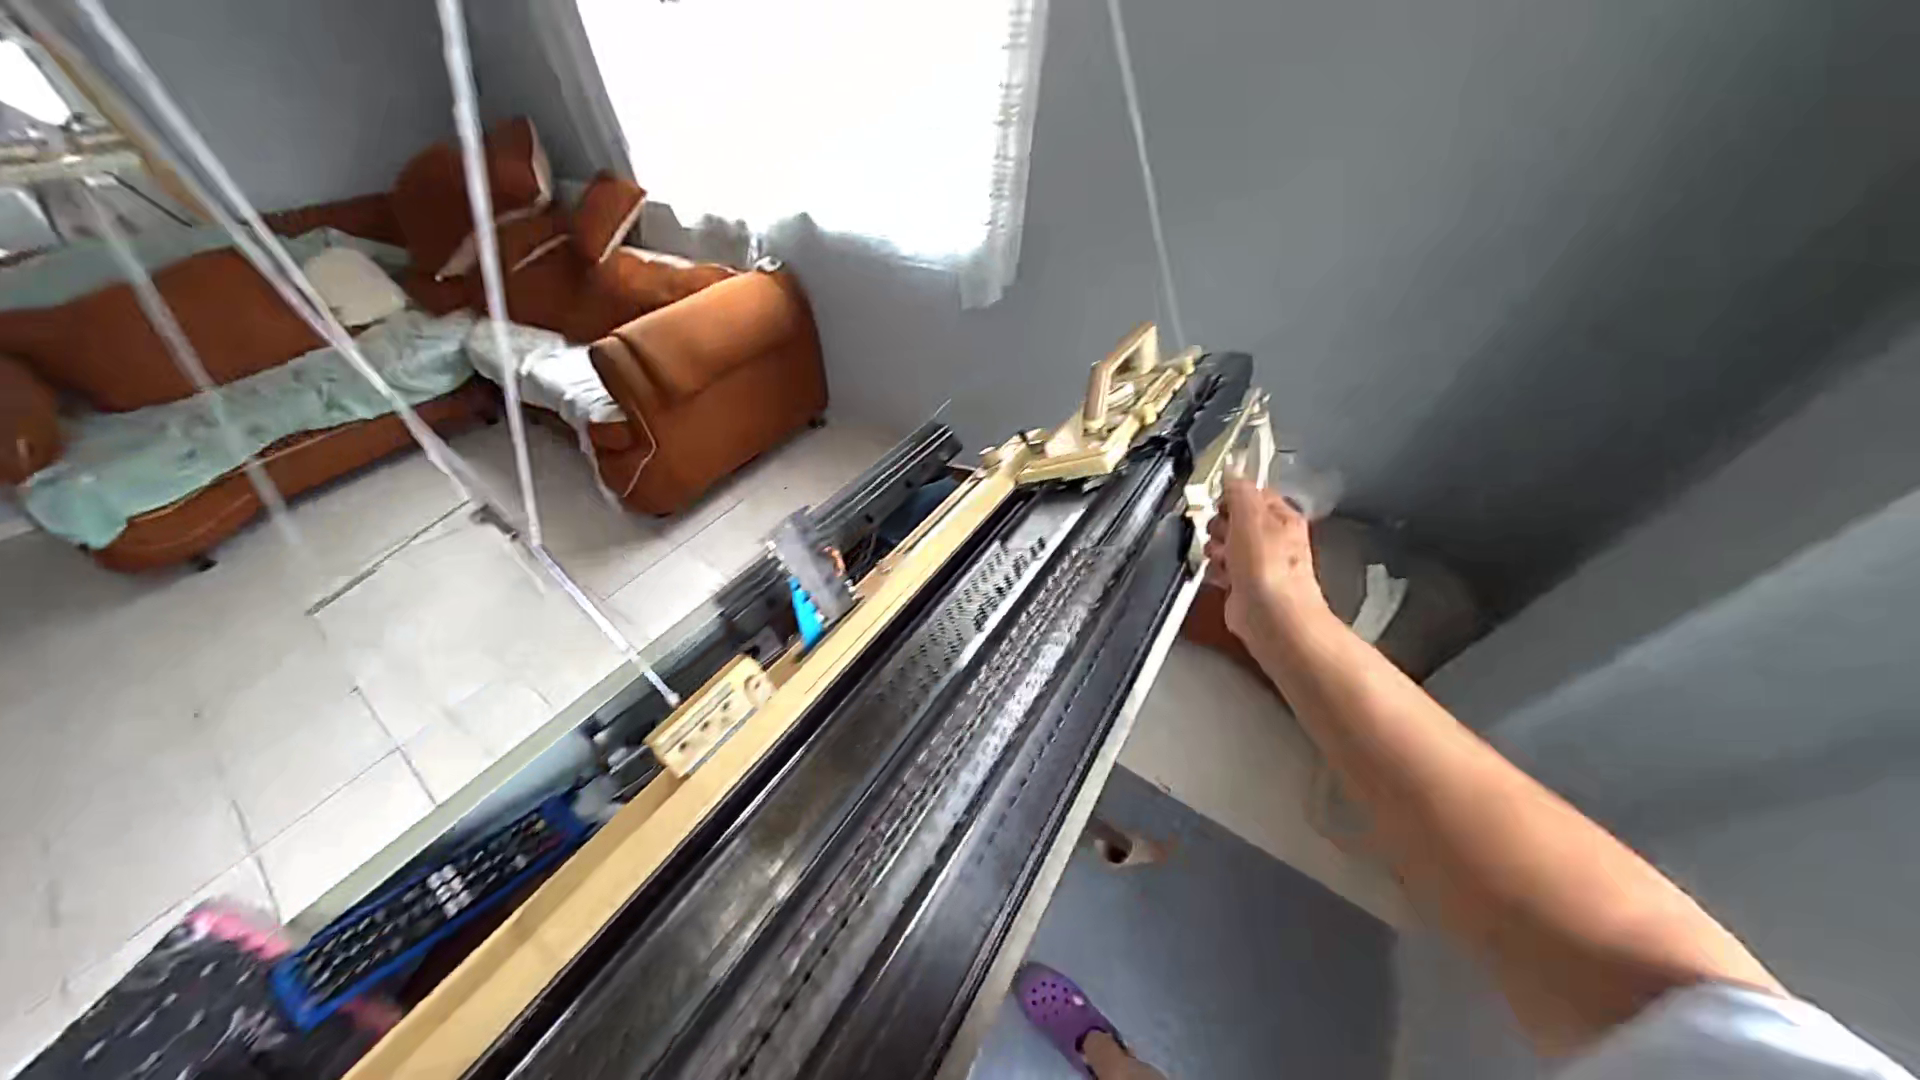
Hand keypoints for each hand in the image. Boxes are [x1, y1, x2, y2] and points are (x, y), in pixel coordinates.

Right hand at [1203, 475, 1329, 645]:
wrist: (1272, 617)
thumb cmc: (1268, 567)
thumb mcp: (1251, 517)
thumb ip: (1239, 490)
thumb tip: (1232, 468)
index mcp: (1280, 516)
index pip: (1250, 493)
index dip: (1231, 497)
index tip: (1219, 504)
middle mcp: (1270, 538)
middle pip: (1232, 518)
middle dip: (1219, 526)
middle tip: (1223, 536)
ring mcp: (1256, 562)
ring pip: (1222, 544)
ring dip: (1215, 550)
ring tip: (1222, 560)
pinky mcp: (1241, 584)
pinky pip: (1219, 568)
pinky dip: (1215, 572)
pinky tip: (1219, 576)